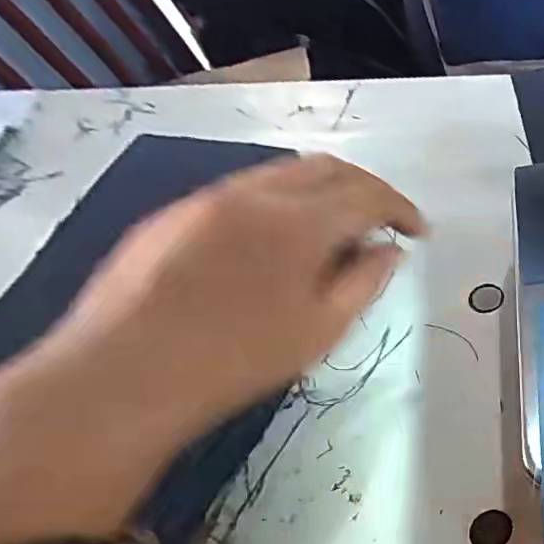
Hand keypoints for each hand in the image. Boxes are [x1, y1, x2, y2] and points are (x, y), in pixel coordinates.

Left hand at [0, 155, 423, 543]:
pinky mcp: (176, 214)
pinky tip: (286, 242)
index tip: (419, 234)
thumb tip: (390, 249)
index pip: (367, 194)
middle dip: (368, 189)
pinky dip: (285, 202)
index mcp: (297, 224)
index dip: (402, 209)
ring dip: (326, 191)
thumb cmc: (240, 359)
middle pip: (327, 168)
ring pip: (284, 173)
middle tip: (388, 223)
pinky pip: (247, 190)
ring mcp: (208, 199)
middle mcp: (254, 195)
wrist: (123, 374)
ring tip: (342, 232)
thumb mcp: (323, 328)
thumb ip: (365, 280)